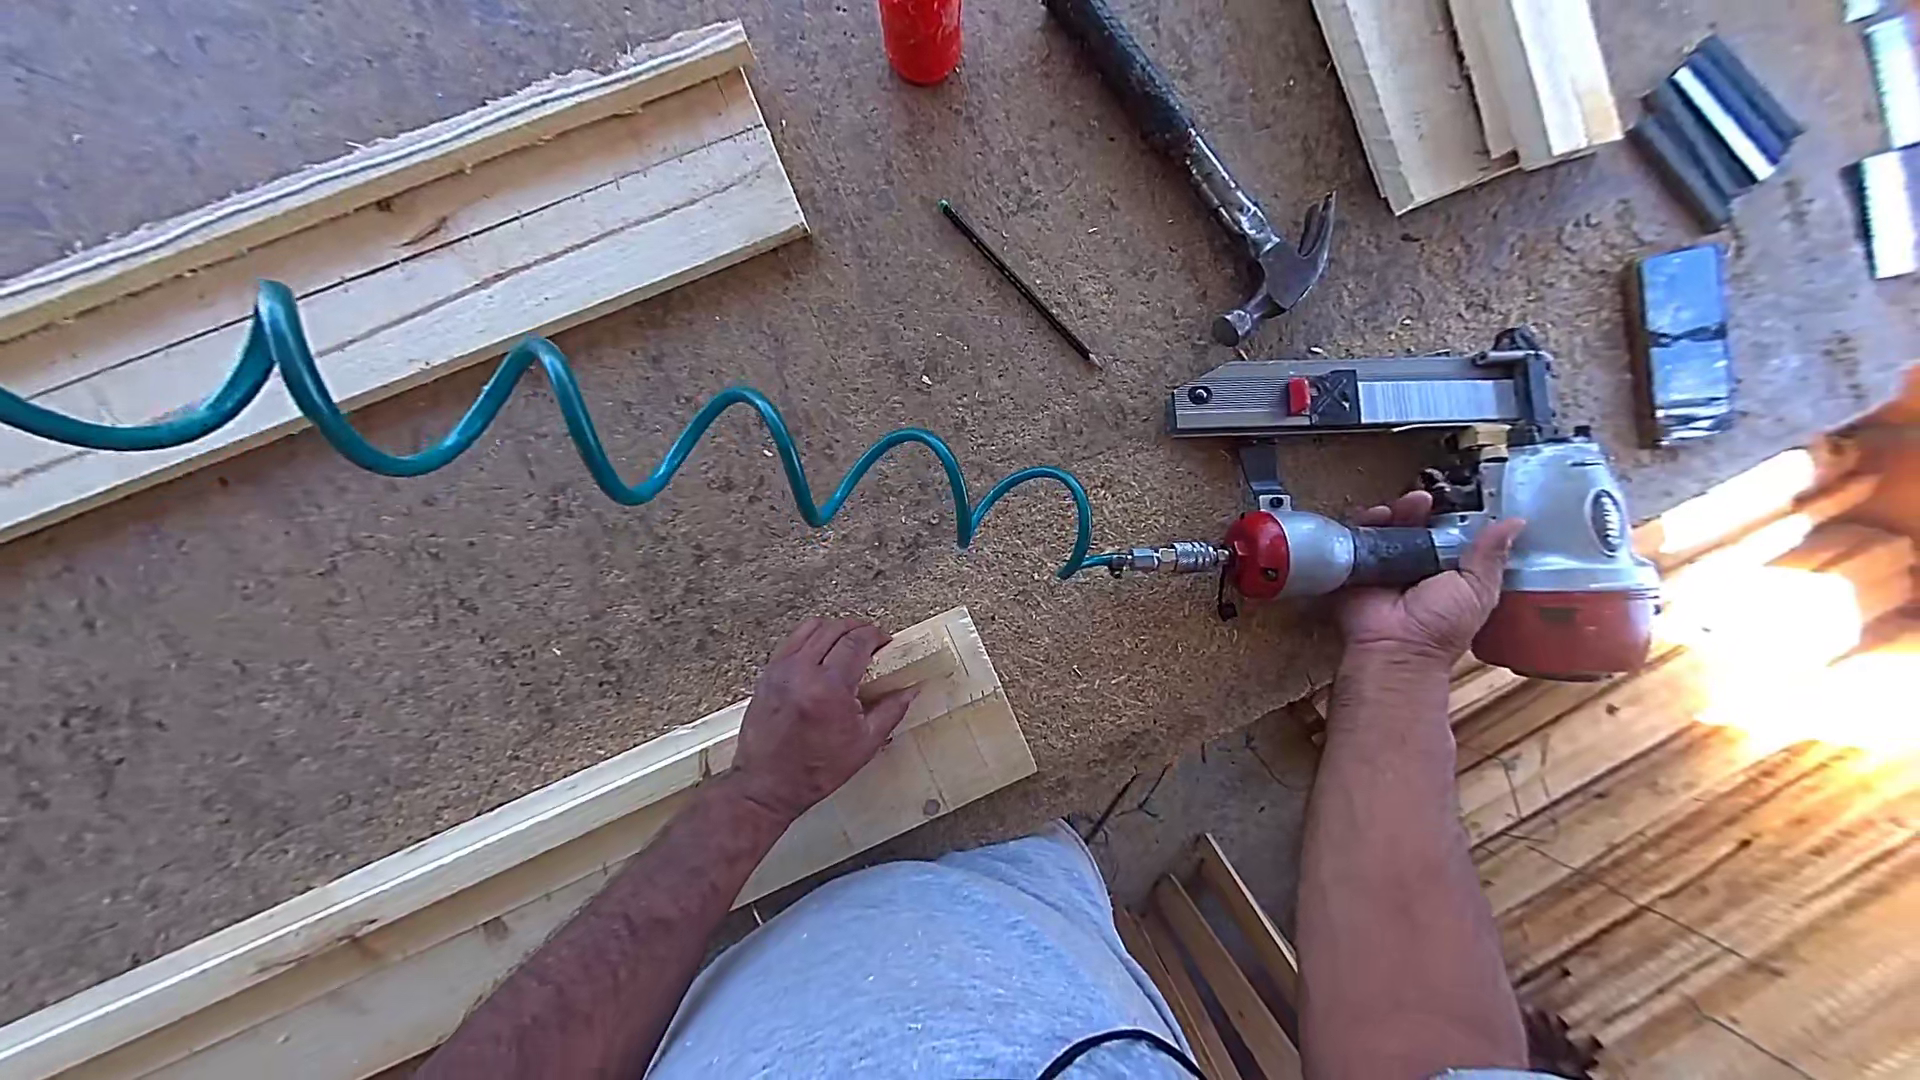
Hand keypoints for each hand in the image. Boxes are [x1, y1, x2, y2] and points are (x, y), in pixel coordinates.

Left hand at [727, 618, 919, 823]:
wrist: (766, 785)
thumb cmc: (813, 771)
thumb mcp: (864, 744)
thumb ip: (891, 710)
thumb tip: (910, 691)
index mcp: (829, 688)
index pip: (856, 641)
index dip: (875, 635)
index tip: (884, 640)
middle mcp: (802, 672)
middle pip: (835, 629)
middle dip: (858, 628)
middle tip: (871, 640)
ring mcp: (781, 670)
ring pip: (812, 627)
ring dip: (834, 629)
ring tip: (847, 642)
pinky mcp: (768, 674)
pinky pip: (793, 640)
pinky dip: (812, 638)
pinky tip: (823, 652)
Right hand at [1338, 490, 1526, 664]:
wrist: (1395, 644)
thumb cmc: (1441, 624)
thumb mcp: (1477, 589)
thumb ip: (1489, 557)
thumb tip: (1515, 522)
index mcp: (1441, 569)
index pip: (1441, 533)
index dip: (1444, 515)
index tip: (1449, 497)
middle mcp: (1408, 564)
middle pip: (1409, 526)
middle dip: (1415, 510)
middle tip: (1420, 499)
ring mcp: (1378, 564)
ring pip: (1382, 529)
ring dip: (1390, 513)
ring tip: (1401, 505)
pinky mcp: (1352, 565)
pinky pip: (1355, 539)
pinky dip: (1362, 525)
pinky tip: (1373, 516)